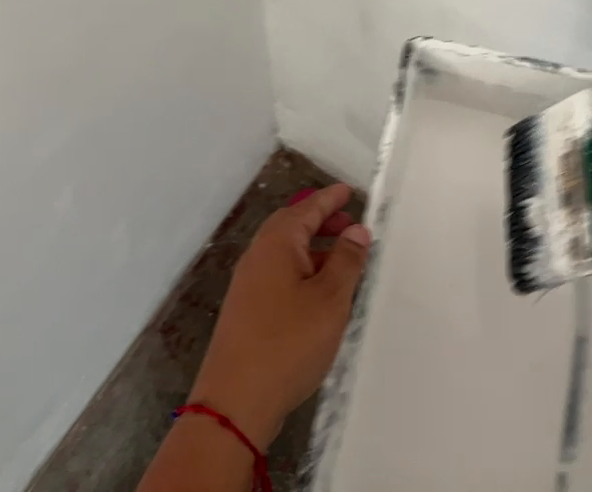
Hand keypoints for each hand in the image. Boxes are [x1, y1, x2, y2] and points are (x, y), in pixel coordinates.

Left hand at [187, 184, 371, 447]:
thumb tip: (356, 231)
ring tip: (345, 262)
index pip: (307, 208)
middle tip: (351, 224)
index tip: (348, 190)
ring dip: (315, 250)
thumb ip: (347, 261)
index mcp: (277, 243)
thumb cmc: (288, 343)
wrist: (235, 401)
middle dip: (322, 222)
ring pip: (287, 253)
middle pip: (293, 226)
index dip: (330, 199)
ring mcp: (249, 284)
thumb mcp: (330, 300)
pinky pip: (280, 275)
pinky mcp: (247, 309)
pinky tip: (321, 295)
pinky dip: (303, 272)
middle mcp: (258, 256)